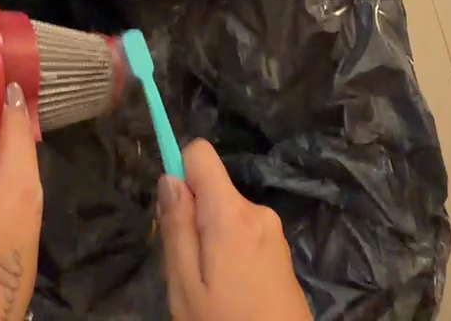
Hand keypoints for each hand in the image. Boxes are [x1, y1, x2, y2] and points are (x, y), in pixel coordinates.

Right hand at [156, 139, 311, 320]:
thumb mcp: (186, 288)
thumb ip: (176, 228)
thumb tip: (169, 176)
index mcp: (231, 212)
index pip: (200, 152)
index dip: (179, 172)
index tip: (171, 213)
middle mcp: (257, 211)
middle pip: (212, 190)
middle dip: (193, 220)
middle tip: (187, 273)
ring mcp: (274, 233)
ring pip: (226, 217)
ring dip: (211, 243)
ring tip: (210, 293)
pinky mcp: (282, 254)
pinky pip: (244, 236)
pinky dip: (230, 256)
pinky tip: (231, 297)